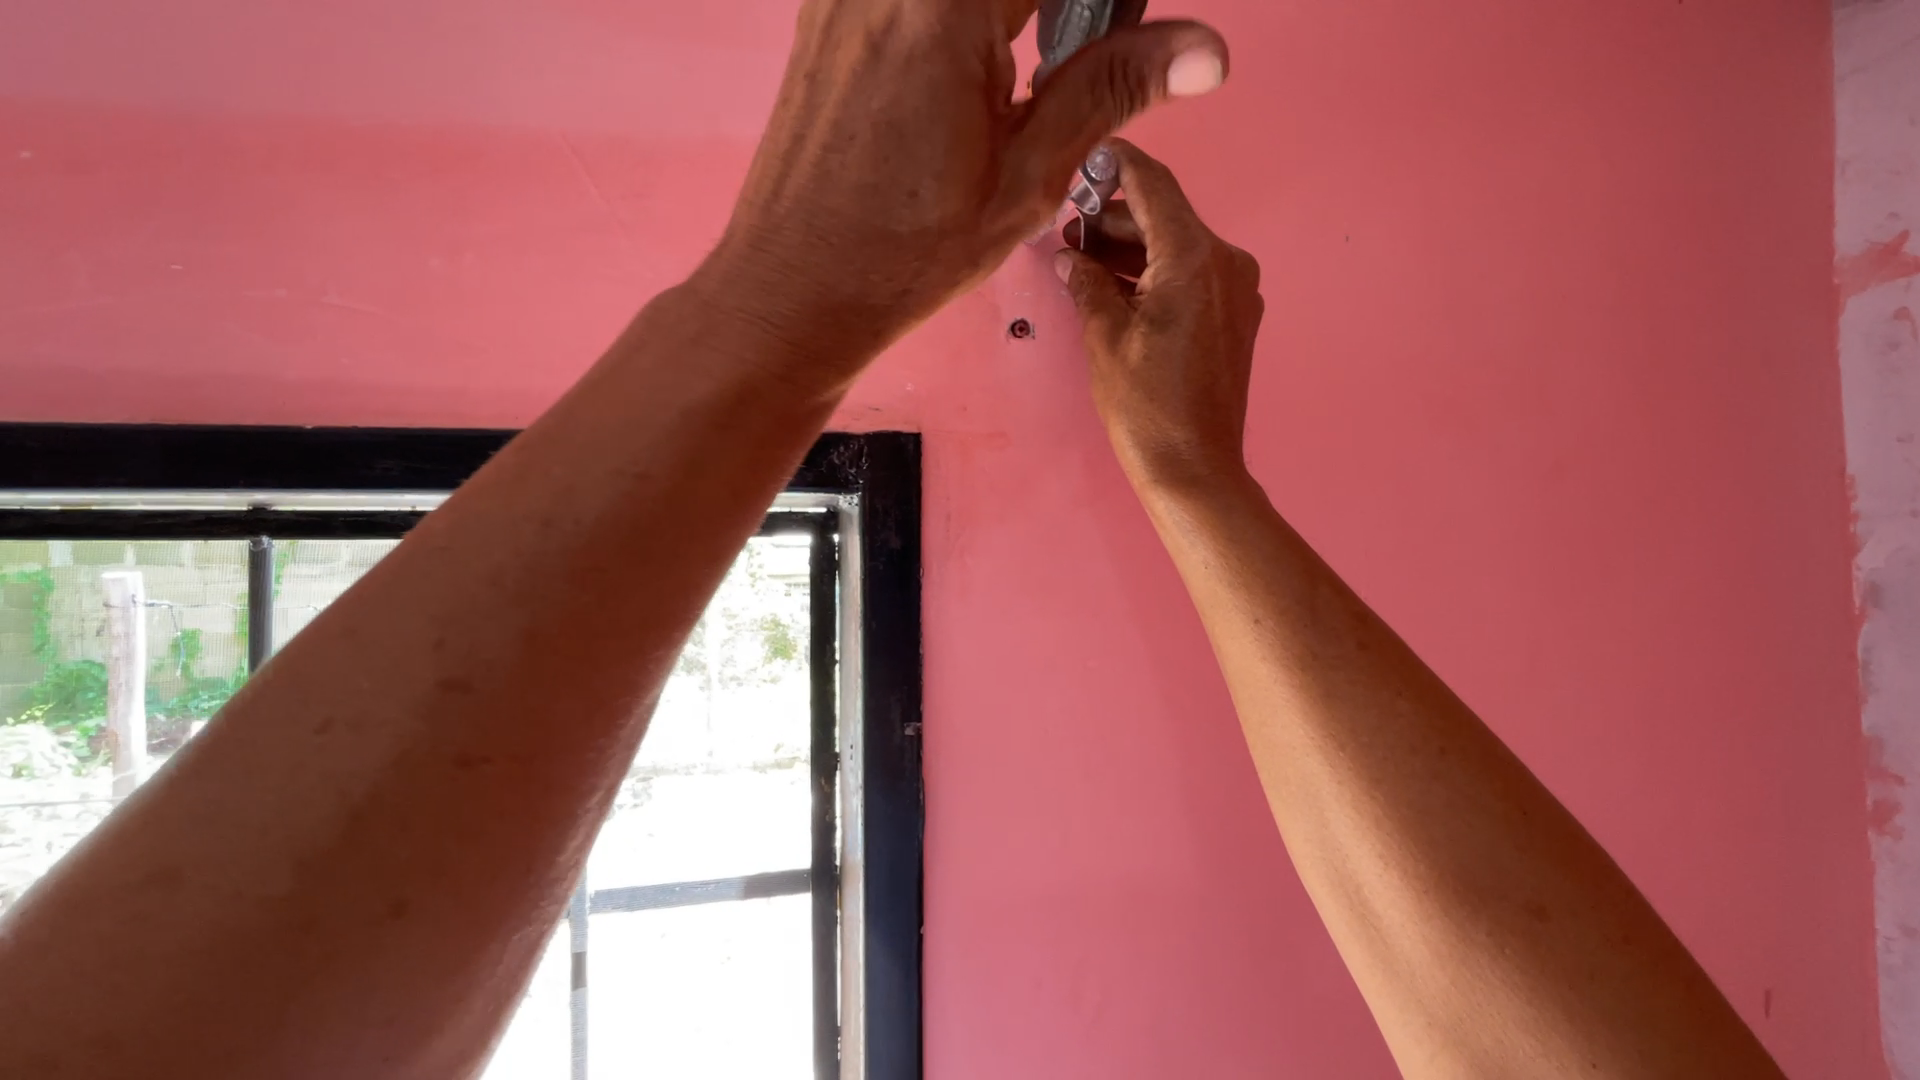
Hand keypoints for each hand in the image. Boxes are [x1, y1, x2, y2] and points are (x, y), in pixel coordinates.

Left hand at [701, 0, 1228, 374]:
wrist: (794, 290)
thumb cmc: (906, 254)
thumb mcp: (1024, 180)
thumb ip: (1110, 91)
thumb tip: (1205, 50)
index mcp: (945, 4)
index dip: (1109, 1)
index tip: (1125, 30)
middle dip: (1066, 9)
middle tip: (1087, 47)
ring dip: (1015, 14)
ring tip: (1029, 70)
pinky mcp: (828, 11)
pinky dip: (962, 15)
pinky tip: (973, 69)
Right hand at [1056, 140, 1264, 490]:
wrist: (1193, 468)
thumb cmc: (1144, 405)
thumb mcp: (1105, 338)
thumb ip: (1088, 282)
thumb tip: (1070, 256)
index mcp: (1195, 258)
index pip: (1154, 186)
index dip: (1117, 164)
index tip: (1085, 156)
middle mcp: (1227, 262)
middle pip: (1167, 218)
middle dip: (1116, 218)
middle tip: (1069, 228)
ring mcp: (1237, 291)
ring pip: (1178, 249)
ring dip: (1133, 249)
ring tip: (1085, 261)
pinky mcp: (1235, 317)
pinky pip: (1192, 277)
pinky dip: (1155, 275)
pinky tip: (1118, 288)